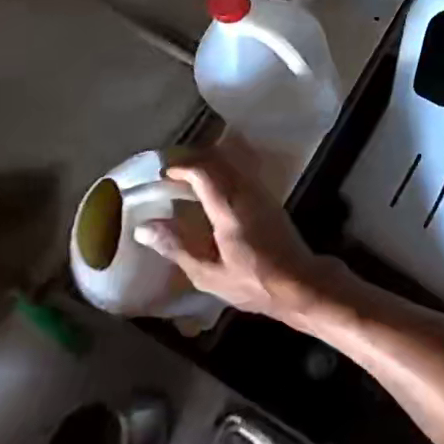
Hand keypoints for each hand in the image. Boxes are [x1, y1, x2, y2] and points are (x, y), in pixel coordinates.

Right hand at [132, 156, 335, 322]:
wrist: (300, 282)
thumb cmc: (253, 283)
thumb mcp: (208, 274)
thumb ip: (176, 247)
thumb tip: (144, 227)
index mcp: (229, 209)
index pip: (204, 172)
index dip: (181, 167)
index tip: (163, 174)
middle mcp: (247, 192)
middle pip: (218, 160)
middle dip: (193, 161)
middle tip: (171, 174)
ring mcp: (262, 192)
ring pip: (232, 163)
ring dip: (209, 165)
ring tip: (188, 180)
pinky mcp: (269, 198)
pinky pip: (242, 172)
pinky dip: (223, 172)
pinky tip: (213, 190)